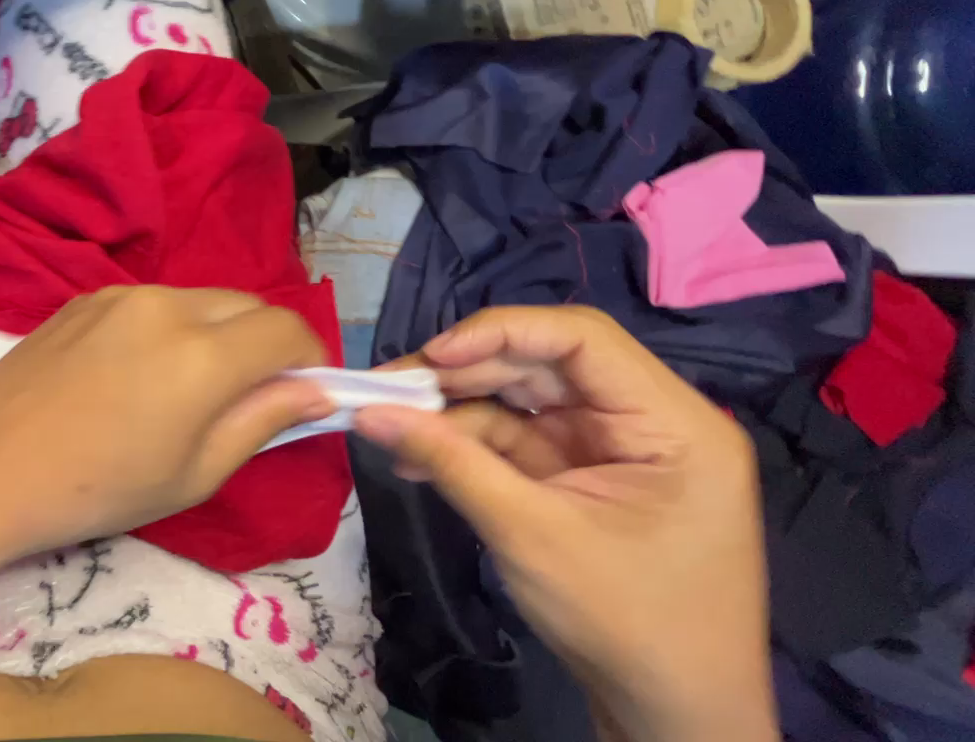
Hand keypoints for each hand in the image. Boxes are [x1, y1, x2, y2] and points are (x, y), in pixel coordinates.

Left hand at [0, 285, 333, 560]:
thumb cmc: (96, 489)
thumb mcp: (193, 473)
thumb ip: (262, 421)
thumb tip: (314, 390)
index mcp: (200, 353)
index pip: (286, 328)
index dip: (309, 358)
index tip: (304, 392)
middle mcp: (164, 305)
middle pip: (245, 304)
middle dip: (265, 342)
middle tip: (249, 396)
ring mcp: (118, 294)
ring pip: (197, 300)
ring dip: (216, 332)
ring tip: (187, 389)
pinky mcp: (83, 297)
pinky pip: (151, 302)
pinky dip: (169, 327)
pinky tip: (136, 374)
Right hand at [352, 307, 775, 741]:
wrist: (669, 715)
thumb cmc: (626, 621)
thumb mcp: (528, 534)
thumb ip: (448, 460)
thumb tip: (365, 411)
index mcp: (669, 423)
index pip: (581, 338)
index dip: (500, 332)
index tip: (433, 358)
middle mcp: (642, 419)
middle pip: (539, 363)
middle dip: (460, 374)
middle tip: (386, 389)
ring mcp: (607, 445)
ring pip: (516, 396)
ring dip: (451, 409)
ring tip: (389, 423)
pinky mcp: (576, 470)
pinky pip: (510, 436)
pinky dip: (461, 443)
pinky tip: (415, 456)